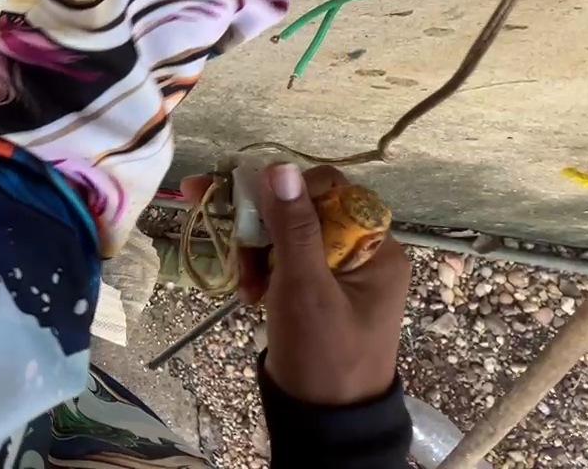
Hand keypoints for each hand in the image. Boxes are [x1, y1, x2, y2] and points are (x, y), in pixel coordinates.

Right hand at [246, 163, 408, 405]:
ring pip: (282, 230)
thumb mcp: (305, 286)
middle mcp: (359, 252)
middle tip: (211, 213)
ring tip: (240, 279)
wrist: (320, 420)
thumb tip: (279, 167)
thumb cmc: (322, 353)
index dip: (286, 188)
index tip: (248, 199)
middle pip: (299, 208)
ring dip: (251, 246)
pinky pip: (278, 255)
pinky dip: (256, 266)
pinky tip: (246, 290)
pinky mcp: (311, 285)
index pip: (330, 190)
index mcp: (376, 249)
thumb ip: (293, 226)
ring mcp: (334, 270)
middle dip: (256, 218)